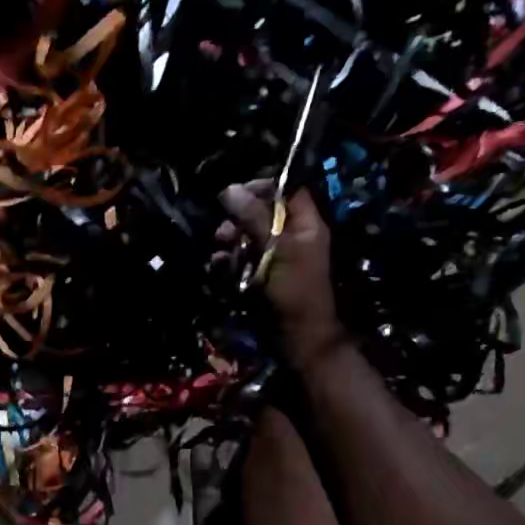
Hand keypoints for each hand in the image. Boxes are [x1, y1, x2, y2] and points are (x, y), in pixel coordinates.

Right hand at [221, 184, 346, 368]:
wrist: (295, 336)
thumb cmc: (294, 291)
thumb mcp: (277, 249)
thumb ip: (254, 218)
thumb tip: (229, 189)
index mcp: (306, 224)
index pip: (286, 190)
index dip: (262, 188)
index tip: (235, 194)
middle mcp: (290, 236)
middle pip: (261, 212)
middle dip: (238, 218)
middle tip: (223, 231)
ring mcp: (273, 256)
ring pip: (246, 235)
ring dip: (230, 240)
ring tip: (220, 250)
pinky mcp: (258, 274)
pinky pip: (239, 258)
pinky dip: (228, 260)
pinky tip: (219, 265)